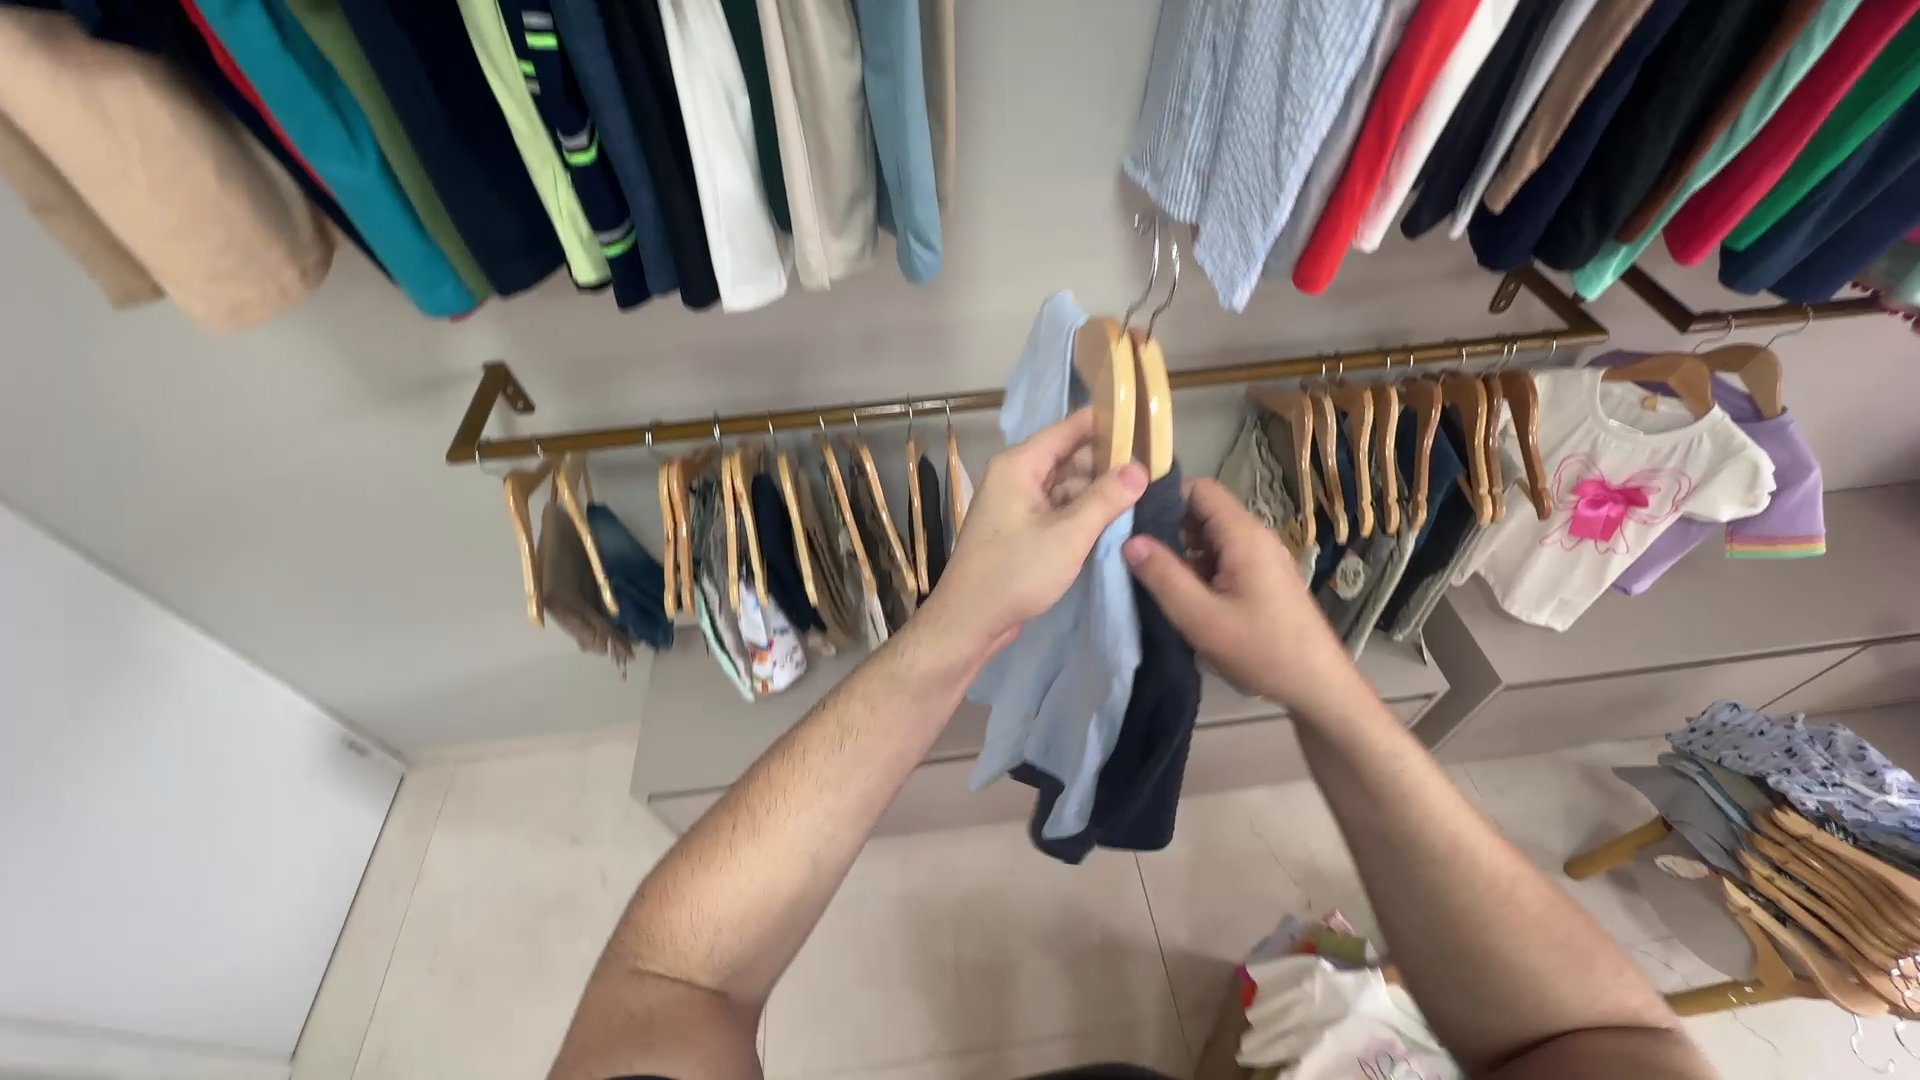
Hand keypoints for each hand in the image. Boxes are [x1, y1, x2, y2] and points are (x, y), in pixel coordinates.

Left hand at [921, 408, 1147, 657]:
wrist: (970, 620)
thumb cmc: (1015, 572)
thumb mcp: (1068, 535)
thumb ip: (1106, 498)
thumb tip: (1140, 467)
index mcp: (1018, 466)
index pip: (1068, 429)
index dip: (1106, 424)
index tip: (1145, 425)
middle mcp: (1015, 477)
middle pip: (1068, 457)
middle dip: (1106, 463)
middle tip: (1152, 470)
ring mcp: (1016, 504)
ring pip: (1065, 486)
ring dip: (1097, 491)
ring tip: (1141, 495)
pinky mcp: (1020, 530)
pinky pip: (1056, 509)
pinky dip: (1081, 512)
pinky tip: (1112, 520)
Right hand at [1122, 477, 1364, 721]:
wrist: (1318, 686)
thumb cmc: (1262, 650)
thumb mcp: (1201, 617)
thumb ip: (1163, 576)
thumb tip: (1129, 541)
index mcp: (1243, 536)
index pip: (1199, 489)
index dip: (1162, 497)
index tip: (1130, 519)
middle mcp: (1256, 538)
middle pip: (1203, 512)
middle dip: (1167, 527)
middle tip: (1133, 553)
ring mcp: (1262, 558)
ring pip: (1211, 538)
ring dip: (1182, 552)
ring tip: (1151, 577)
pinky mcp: (1264, 579)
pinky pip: (1224, 558)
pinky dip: (1199, 568)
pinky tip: (1183, 596)